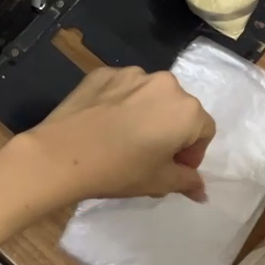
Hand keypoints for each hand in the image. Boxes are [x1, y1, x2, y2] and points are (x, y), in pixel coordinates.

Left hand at [11, 65, 214, 206]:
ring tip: (125, 138)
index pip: (204, 131)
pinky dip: (119, 102)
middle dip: (171, 131)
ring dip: (145, 113)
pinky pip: (120, 88)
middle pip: (177, 108)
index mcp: (186, 109)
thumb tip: (201, 191)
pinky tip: (104, 123)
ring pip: (148, 95)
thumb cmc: (118, 170)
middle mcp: (162, 83)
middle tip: (151, 155)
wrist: (61, 154)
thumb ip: (187, 181)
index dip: (192, 153)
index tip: (174, 169)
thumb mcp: (159, 181)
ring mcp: (128, 74)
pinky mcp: (99, 73)